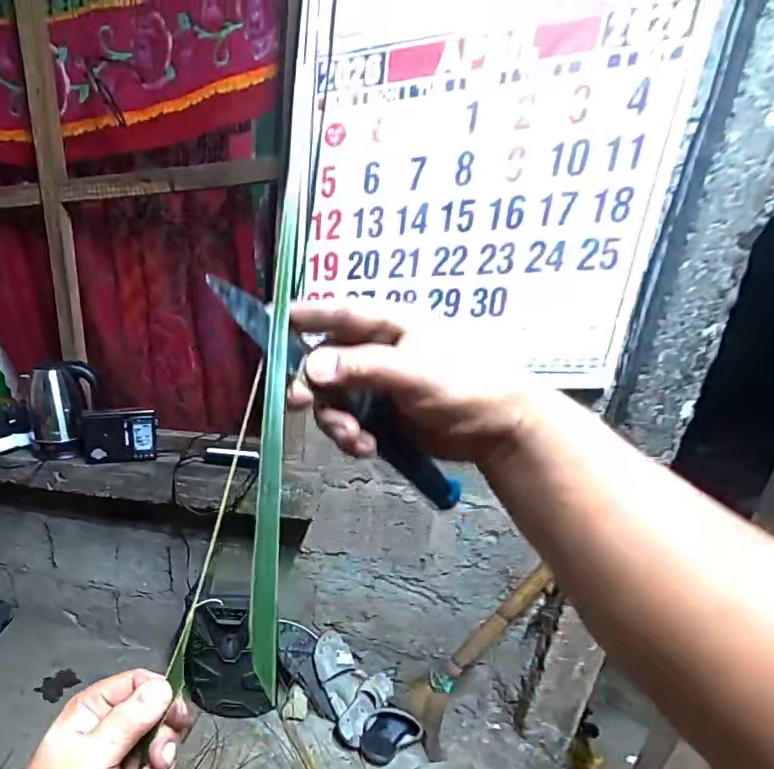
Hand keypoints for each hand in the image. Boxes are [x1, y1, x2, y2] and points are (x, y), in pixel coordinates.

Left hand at [0, 670, 194, 768]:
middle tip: (158, 761)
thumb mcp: (92, 757)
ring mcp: (126, 757)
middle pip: (160, 714)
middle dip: (164, 741)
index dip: (160, 695)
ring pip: (166, 749)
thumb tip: (162, 686)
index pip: (138, 683)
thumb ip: (130, 720)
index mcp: (93, 710)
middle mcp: (112, 728)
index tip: (172, 715)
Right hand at [286, 302, 543, 464]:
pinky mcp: (381, 416)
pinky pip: (348, 424)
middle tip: (297, 402)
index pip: (340, 314)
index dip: (307, 315)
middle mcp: (377, 353)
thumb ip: (362, 368)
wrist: (497, 428)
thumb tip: (311, 367)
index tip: (276, 319)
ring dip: (335, 422)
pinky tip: (367, 449)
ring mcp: (377, 387)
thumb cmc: (466, 384)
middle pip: (324, 364)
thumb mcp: (412, 371)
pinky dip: (350, 438)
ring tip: (355, 439)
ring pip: (333, 400)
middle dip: (310, 386)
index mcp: (389, 327)